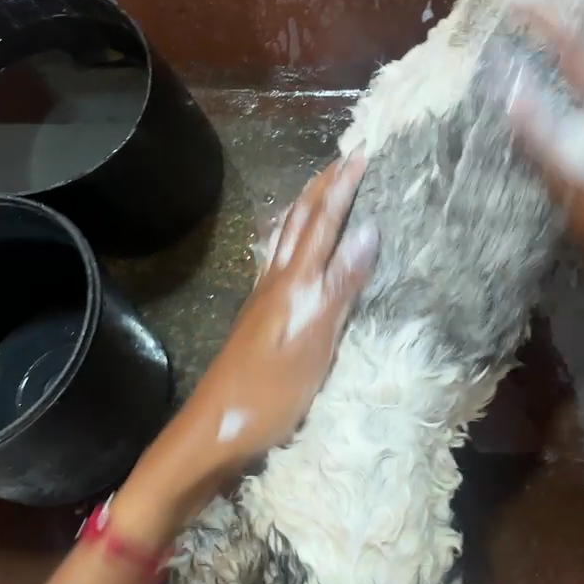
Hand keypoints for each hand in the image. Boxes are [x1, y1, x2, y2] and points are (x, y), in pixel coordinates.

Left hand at [115, 155, 377, 543]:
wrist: (214, 429)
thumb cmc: (271, 391)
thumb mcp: (316, 341)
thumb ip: (342, 285)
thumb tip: (368, 229)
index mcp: (294, 281)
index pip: (324, 222)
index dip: (343, 187)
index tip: (362, 154)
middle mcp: (277, 278)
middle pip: (300, 220)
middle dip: (322, 186)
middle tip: (344, 160)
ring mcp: (265, 294)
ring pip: (286, 235)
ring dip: (305, 205)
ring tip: (319, 186)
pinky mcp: (261, 312)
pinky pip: (278, 255)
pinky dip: (291, 234)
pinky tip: (289, 242)